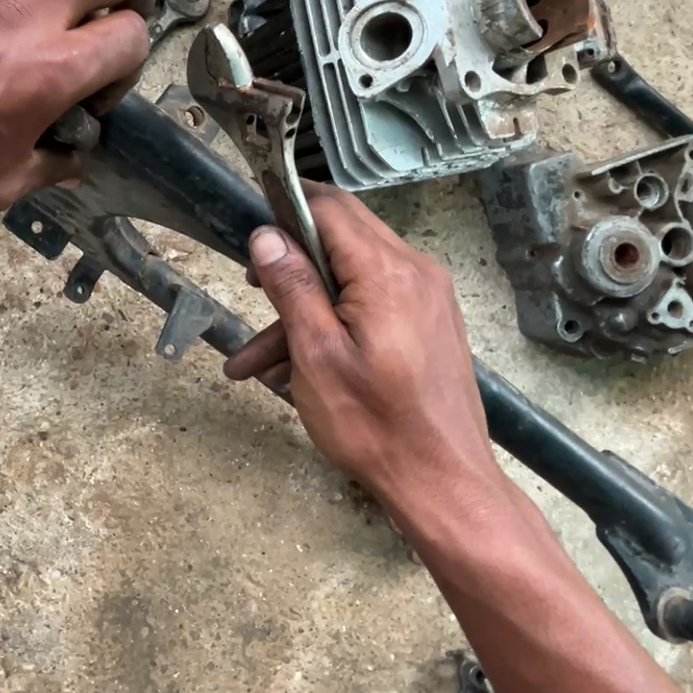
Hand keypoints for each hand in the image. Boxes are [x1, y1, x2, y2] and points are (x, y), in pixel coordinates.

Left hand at [0, 0, 153, 212]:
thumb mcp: (0, 184)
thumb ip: (55, 164)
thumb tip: (71, 154)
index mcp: (48, 66)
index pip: (134, 34)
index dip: (128, 68)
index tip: (99, 93)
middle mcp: (25, 12)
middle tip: (108, 35)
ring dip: (64, 8)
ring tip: (28, 59)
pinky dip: (9, 12)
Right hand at [223, 183, 500, 508]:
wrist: (443, 483)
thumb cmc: (373, 423)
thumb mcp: (316, 353)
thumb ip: (292, 286)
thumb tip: (266, 235)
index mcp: (387, 272)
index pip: (331, 208)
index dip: (285, 210)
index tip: (250, 233)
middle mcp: (414, 271)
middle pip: (341, 236)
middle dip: (289, 257)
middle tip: (249, 283)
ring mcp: (425, 297)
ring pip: (348, 279)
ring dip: (300, 307)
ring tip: (253, 358)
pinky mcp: (425, 322)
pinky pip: (367, 305)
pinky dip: (328, 325)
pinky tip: (290, 371)